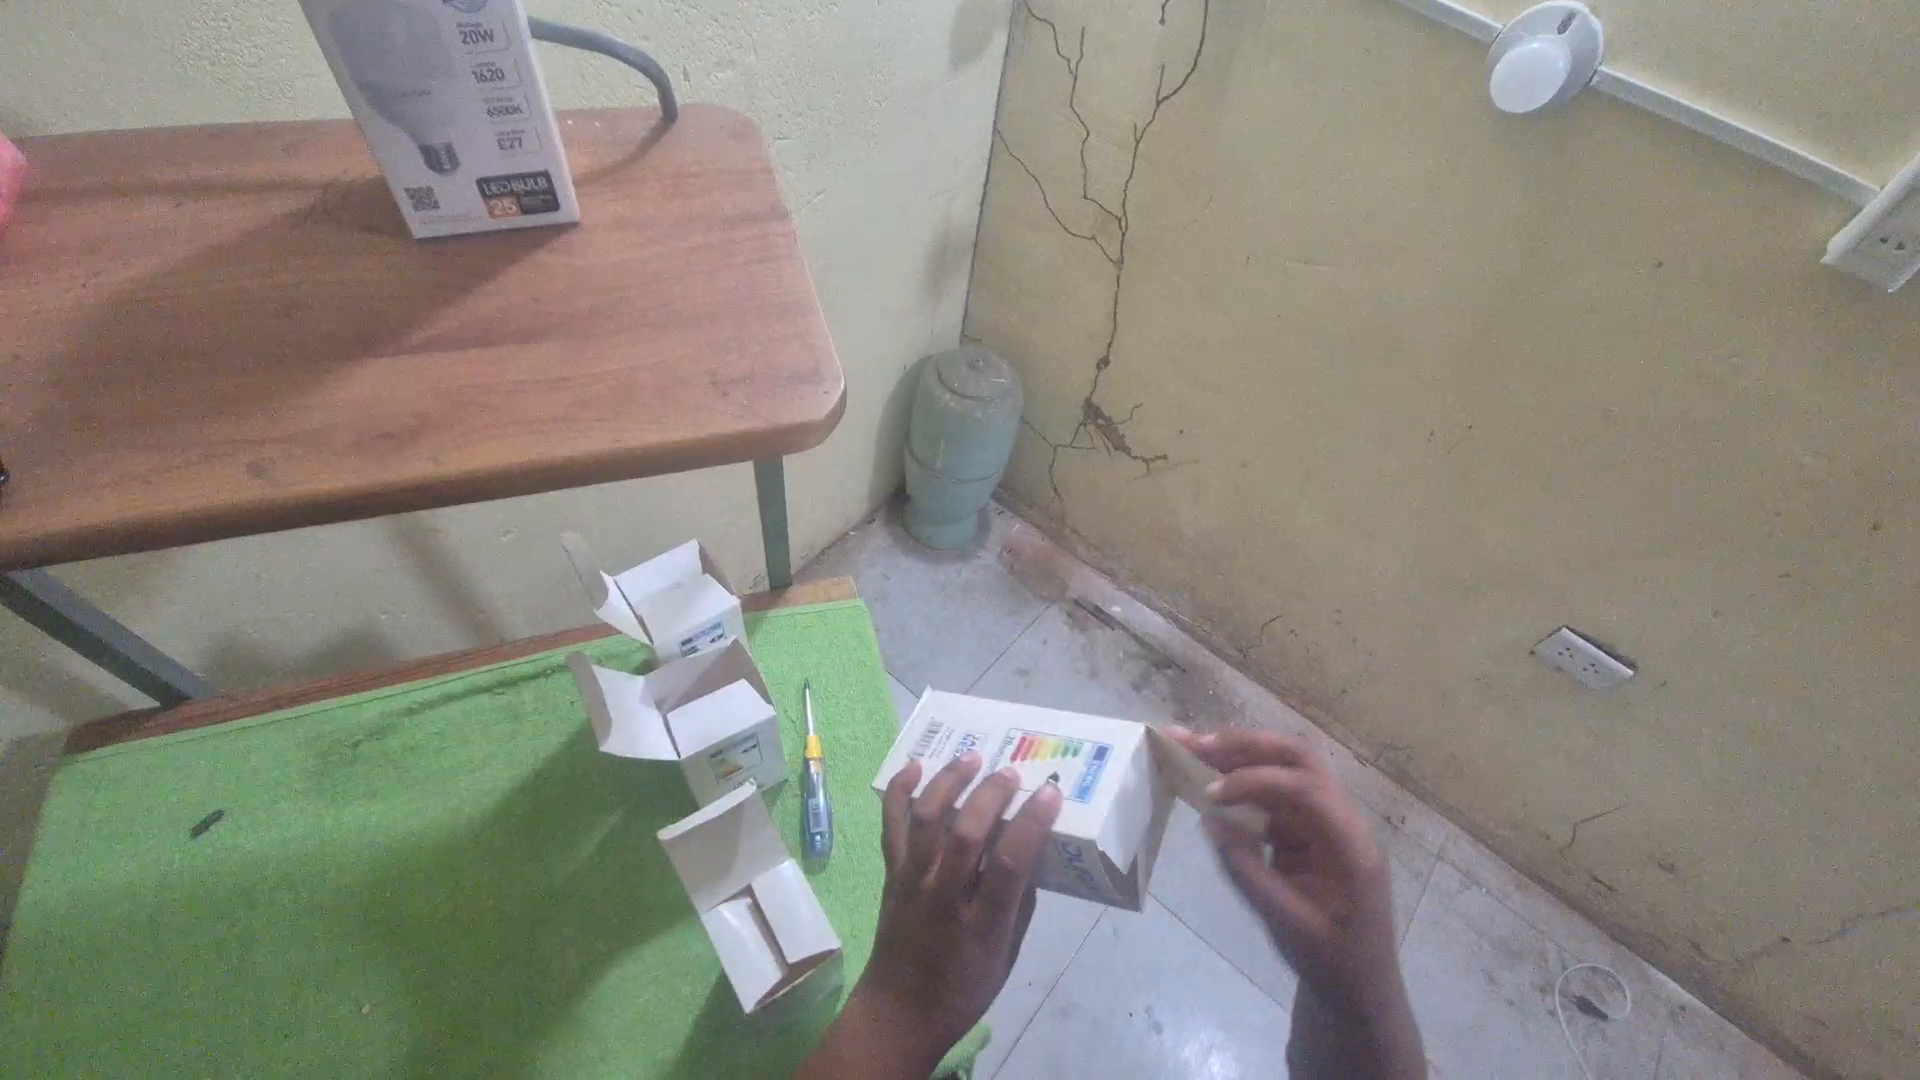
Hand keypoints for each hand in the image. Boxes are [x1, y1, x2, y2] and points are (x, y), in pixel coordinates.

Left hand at [799, 753, 1062, 1078]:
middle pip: (964, 833)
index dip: (1031, 824)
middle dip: (991, 795)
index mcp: (981, 926)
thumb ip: (1019, 901)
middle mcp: (942, 897)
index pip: (1008, 865)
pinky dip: (899, 790)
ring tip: (972, 757)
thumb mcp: (1006, 955)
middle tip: (1013, 773)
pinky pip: (891, 825)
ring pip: (926, 819)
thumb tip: (1032, 849)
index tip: (1050, 793)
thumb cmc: (962, 987)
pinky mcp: (890, 873)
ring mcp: (910, 881)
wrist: (897, 1013)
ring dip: (950, 781)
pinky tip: (915, 766)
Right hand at [1170, 727, 1423, 1079]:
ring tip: (1194, 748)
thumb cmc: (1331, 962)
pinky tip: (1208, 781)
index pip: (1305, 789)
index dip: (1256, 782)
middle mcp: (1342, 821)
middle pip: (1299, 760)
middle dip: (1247, 746)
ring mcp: (1324, 822)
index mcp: (1351, 844)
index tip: (1211, 795)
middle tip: (1198, 744)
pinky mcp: (1306, 831)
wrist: (1359, 992)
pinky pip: (1273, 794)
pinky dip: (1239, 782)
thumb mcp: (1287, 924)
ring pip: (1283, 769)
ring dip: (1239, 756)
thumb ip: (1248, 872)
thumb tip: (1209, 822)